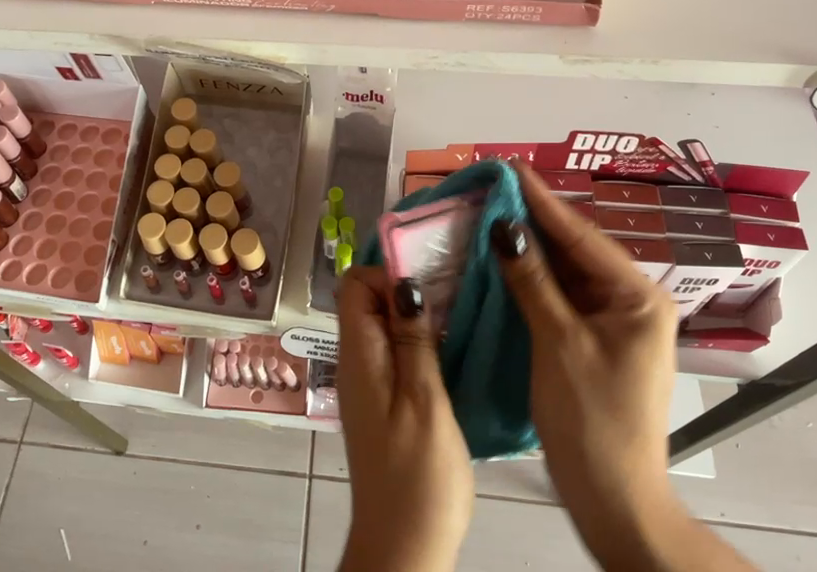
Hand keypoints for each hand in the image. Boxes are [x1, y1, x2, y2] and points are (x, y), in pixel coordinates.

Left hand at [336, 266, 472, 571]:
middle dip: (408, 286)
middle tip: (456, 288)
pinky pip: (397, 351)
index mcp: (359, 356)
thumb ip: (413, 340)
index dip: (389, 272)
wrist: (405, 546)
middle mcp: (357, 363)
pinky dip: (421, 340)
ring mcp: (371, 383)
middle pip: (369, 301)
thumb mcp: (423, 400)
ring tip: (462, 311)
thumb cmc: (418, 476)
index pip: (355, 285)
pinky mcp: (388, 401)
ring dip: (419, 313)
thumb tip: (405, 281)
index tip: (433, 276)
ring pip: (386, 325)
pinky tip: (455, 347)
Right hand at [493, 166, 755, 571]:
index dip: (541, 200)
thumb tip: (504, 227)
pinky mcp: (593, 341)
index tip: (507, 166)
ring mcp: (613, 323)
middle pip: (574, 249)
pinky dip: (530, 280)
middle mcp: (631, 301)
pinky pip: (559, 297)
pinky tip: (500, 261)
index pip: (581, 236)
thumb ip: (532, 282)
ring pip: (565, 272)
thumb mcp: (558, 343)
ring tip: (488, 212)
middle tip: (490, 185)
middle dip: (532, 219)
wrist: (612, 496)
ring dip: (528, 248)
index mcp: (637, 297)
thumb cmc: (591, 419)